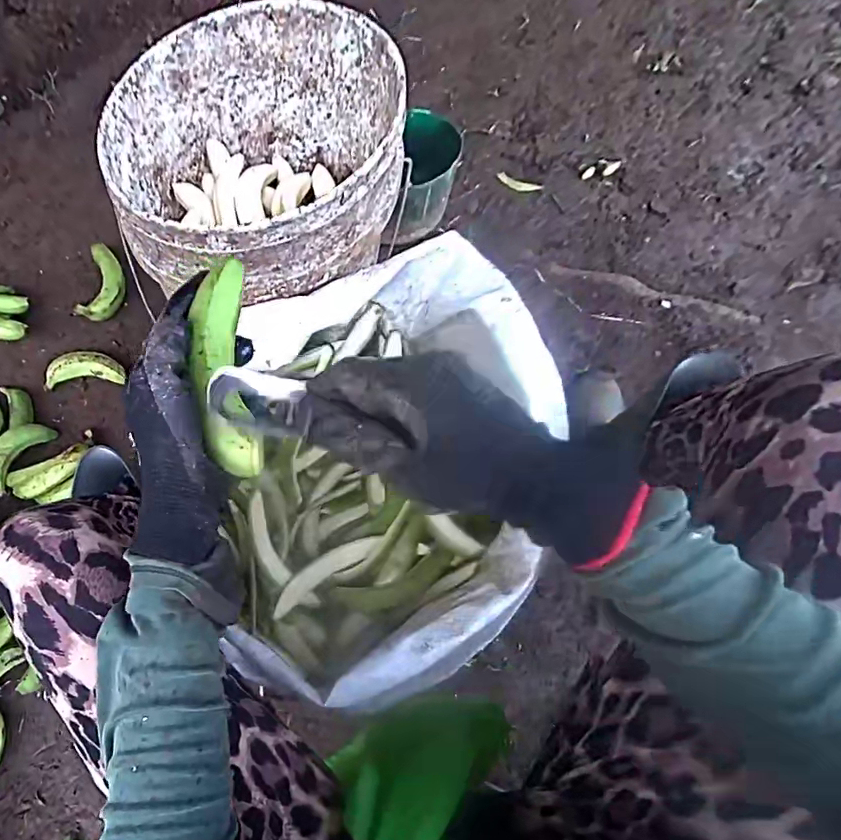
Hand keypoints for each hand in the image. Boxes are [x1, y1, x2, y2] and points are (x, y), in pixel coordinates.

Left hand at [124, 273, 230, 569]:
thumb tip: (180, 321)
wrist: (187, 497)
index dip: (188, 299)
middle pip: (187, 340)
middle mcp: (159, 385)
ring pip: (203, 360)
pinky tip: (244, 375)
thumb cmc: (174, 443)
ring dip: (224, 348)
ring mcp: (179, 404)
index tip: (213, 278)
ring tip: (246, 349)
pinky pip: (213, 383)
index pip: (168, 326)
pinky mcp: (198, 420)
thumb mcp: (163, 389)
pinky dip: (228, 372)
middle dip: (212, 324)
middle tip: (238, 320)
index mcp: (148, 375)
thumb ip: (167, 350)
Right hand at [266, 353, 646, 567]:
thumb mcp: (403, 469)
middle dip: (343, 396)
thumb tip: (313, 424)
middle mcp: (426, 363)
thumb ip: (356, 442)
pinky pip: (414, 380)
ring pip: (391, 375)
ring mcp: (449, 367)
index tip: (301, 412)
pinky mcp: (464, 378)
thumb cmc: (466, 476)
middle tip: (330, 430)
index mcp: (408, 382)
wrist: (540, 474)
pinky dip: (394, 399)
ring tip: (362, 432)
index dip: (319, 390)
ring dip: (369, 398)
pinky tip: (396, 426)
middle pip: (368, 372)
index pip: (347, 374)